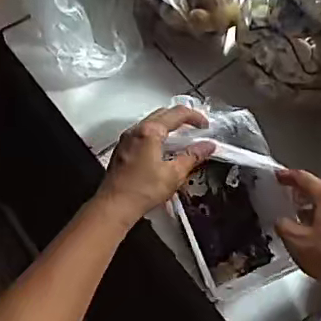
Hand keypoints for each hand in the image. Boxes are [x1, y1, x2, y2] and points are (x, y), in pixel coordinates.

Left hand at [95, 106, 214, 223]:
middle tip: (196, 129)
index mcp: (150, 132)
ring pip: (152, 122)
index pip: (177, 113)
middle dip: (182, 119)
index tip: (205, 126)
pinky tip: (164, 150)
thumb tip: (206, 147)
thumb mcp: (174, 174)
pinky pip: (142, 134)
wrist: (114, 206)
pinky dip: (156, 136)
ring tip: (182, 140)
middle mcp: (136, 131)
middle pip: (163, 113)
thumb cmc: (139, 191)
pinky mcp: (123, 149)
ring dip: (169, 127)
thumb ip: (193, 157)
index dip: (195, 117)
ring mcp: (127, 139)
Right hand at [274, 168, 320, 294]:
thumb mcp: (296, 240)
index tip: (278, 176)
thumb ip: (283, 226)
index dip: (288, 176)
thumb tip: (281, 221)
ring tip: (294, 215)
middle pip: (318, 191)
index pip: (305, 179)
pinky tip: (310, 232)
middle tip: (284, 194)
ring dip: (309, 208)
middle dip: (299, 193)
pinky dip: (319, 219)